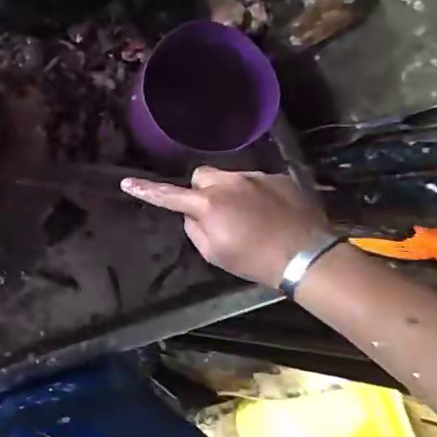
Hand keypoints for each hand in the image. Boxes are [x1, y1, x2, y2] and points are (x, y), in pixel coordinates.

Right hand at [121, 167, 330, 286]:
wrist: (309, 257)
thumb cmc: (255, 261)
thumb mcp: (214, 254)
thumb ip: (195, 229)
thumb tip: (193, 215)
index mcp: (208, 204)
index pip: (168, 195)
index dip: (146, 190)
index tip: (127, 183)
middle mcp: (229, 183)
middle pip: (201, 176)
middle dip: (202, 190)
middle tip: (215, 212)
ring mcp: (256, 178)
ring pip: (230, 177)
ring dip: (231, 192)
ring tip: (250, 216)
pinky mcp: (280, 179)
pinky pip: (257, 181)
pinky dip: (257, 194)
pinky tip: (270, 213)